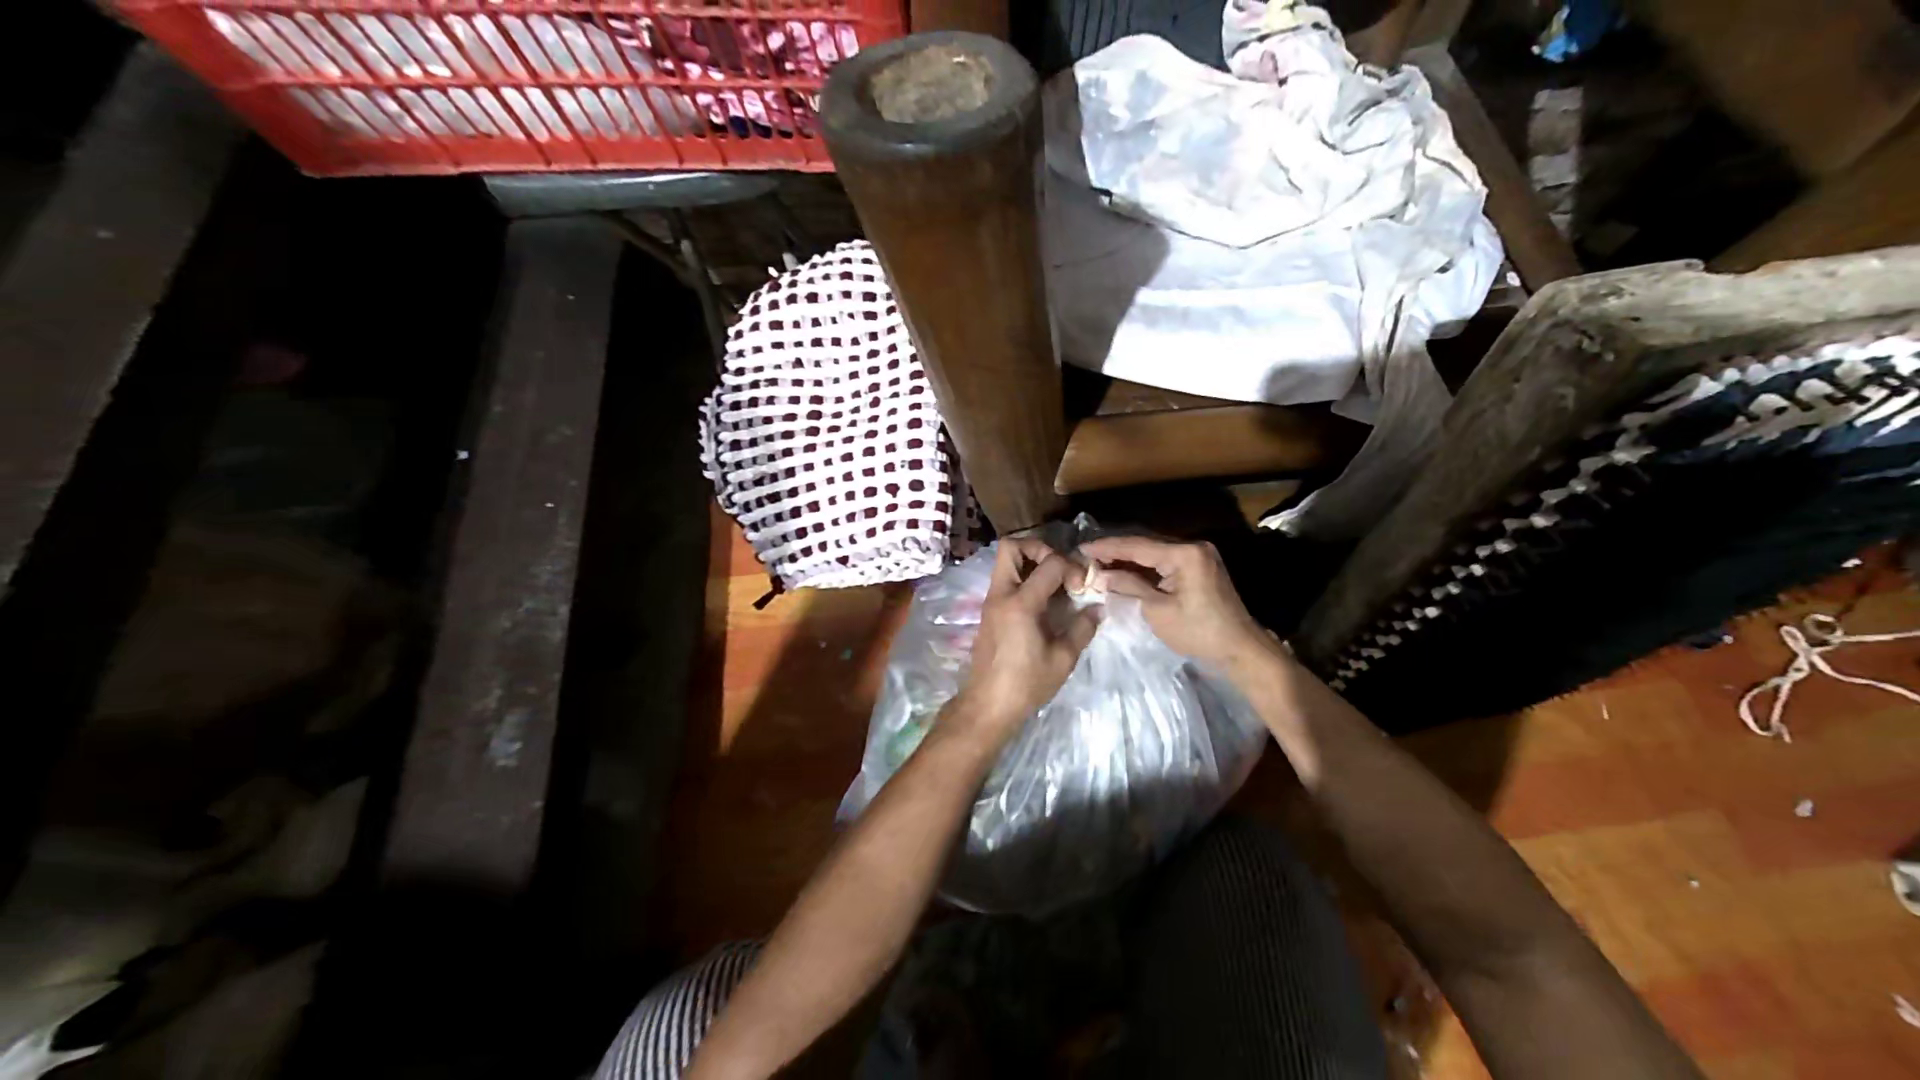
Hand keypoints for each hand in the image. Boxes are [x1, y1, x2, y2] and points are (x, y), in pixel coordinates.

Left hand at [950, 538, 1099, 741]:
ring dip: (1030, 563)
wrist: (987, 705)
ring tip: (1055, 584)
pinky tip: (1044, 601)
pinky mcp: (989, 611)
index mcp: (1020, 602)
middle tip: (1060, 570)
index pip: (1050, 563)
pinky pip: (1005, 580)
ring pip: (1005, 562)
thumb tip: (1097, 608)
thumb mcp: (1062, 659)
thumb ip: (1082, 628)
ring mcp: (991, 601)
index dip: (1072, 568)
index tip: (1082, 589)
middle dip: (1040, 548)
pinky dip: (1024, 579)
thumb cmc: (1026, 684)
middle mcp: (1001, 594)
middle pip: (1012, 547)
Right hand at [1077, 535, 1270, 670]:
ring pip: (1154, 552)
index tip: (1081, 548)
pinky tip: (1123, 570)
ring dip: (1128, 558)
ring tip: (1098, 562)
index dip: (1106, 548)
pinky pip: (1165, 561)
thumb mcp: (1157, 610)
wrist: (1240, 650)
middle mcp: (1192, 547)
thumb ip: (1129, 586)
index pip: (1137, 545)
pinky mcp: (1199, 567)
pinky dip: (1144, 566)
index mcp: (1184, 554)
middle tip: (1086, 556)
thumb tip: (1100, 575)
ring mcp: (1198, 556)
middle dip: (1115, 551)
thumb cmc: (1198, 632)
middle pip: (1145, 544)